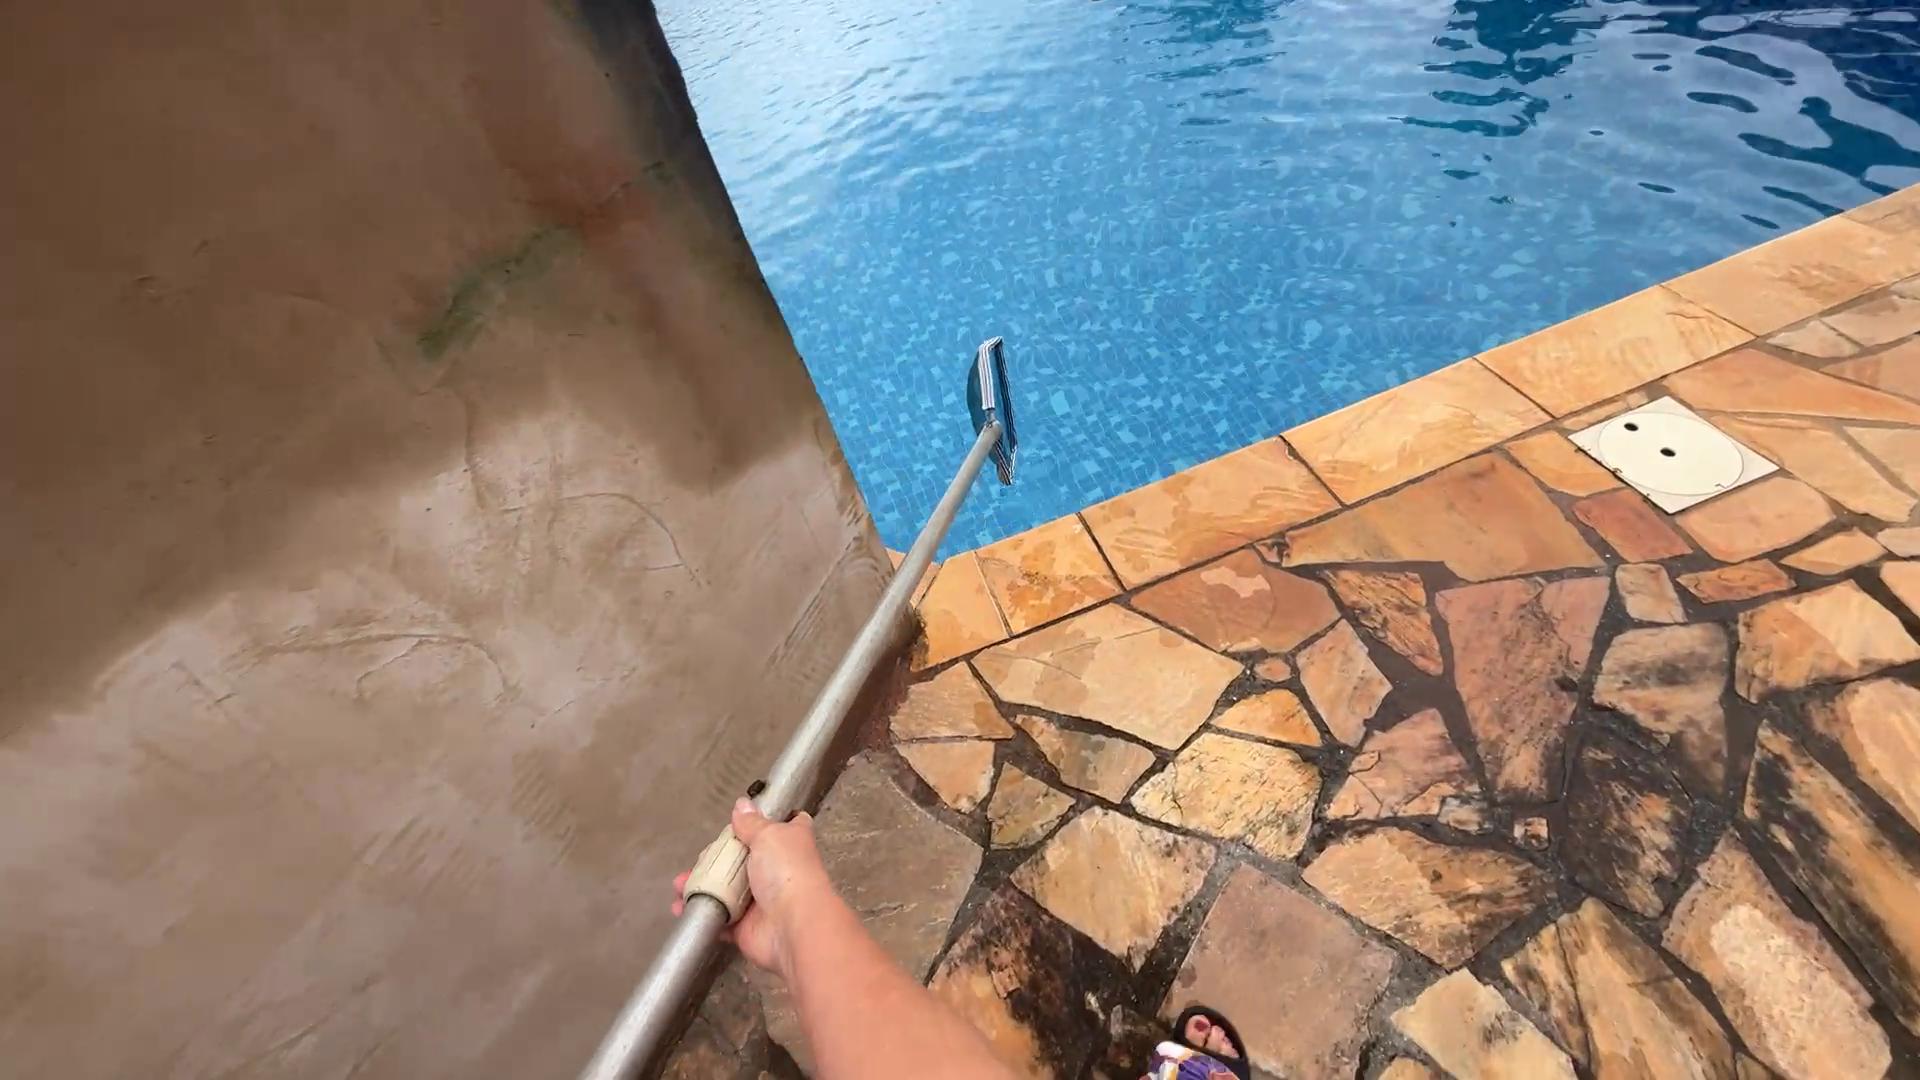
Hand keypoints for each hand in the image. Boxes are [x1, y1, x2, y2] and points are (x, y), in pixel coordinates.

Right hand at [673, 798, 834, 979]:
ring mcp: (761, 898)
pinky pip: (719, 916)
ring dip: (703, 884)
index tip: (745, 819)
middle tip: (700, 857)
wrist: (791, 924)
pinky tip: (681, 905)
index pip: (784, 824)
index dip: (768, 820)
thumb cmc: (786, 869)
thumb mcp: (769, 835)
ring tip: (680, 883)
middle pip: (745, 857)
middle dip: (719, 857)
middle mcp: (778, 867)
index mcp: (790, 840)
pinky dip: (701, 910)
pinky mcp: (745, 925)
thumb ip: (752, 823)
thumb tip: (742, 804)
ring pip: (727, 887)